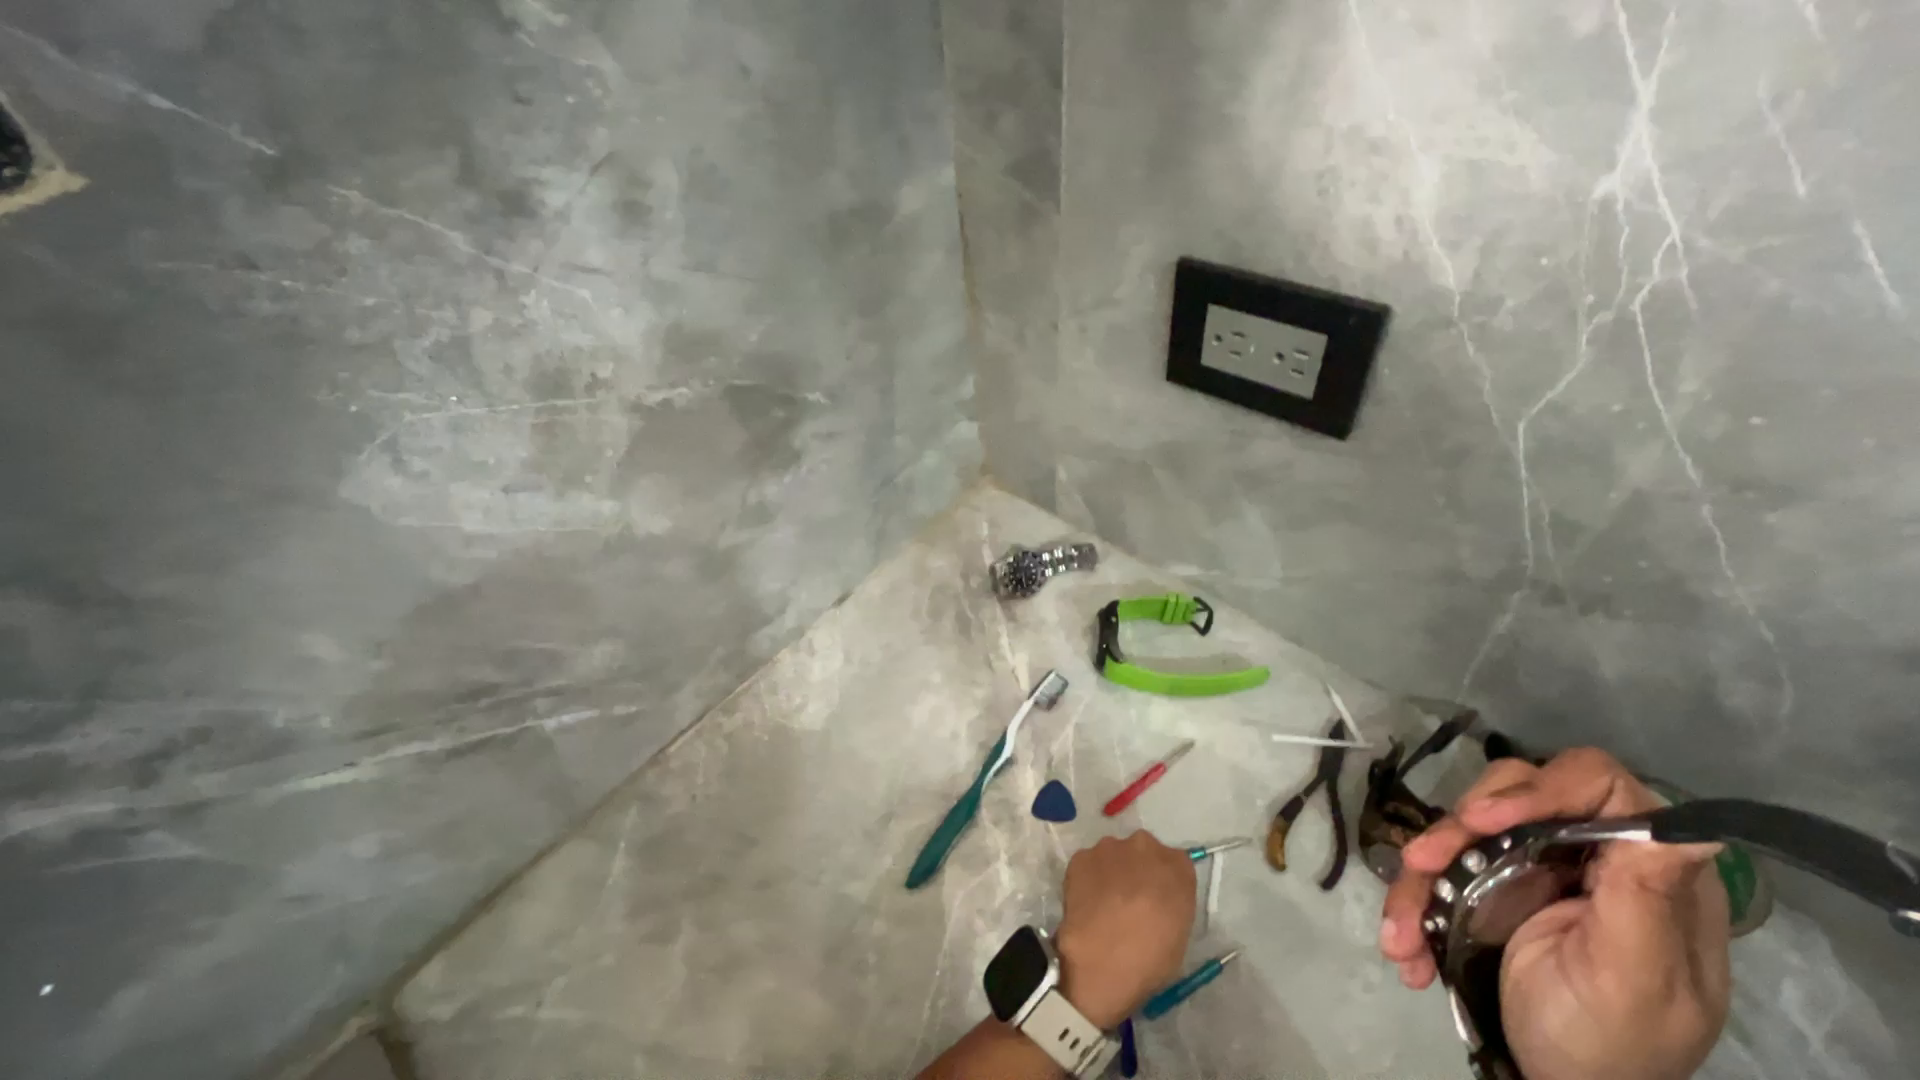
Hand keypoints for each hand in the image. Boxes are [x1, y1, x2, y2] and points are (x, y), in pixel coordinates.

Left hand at [1055, 831, 1196, 1028]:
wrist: (1104, 961)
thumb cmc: (1151, 958)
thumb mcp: (1180, 932)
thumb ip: (1172, 902)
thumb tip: (1157, 899)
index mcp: (1178, 866)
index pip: (1174, 864)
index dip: (1162, 882)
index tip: (1155, 900)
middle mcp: (1146, 846)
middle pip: (1143, 852)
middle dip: (1137, 870)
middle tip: (1129, 901)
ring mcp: (1110, 848)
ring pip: (1113, 856)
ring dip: (1111, 872)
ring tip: (1103, 904)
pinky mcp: (1081, 857)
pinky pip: (1088, 865)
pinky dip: (1087, 879)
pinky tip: (1086, 904)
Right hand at [1378, 748, 1731, 1079]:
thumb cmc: (1607, 1044)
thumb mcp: (1632, 981)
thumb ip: (1647, 902)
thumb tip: (1696, 827)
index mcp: (1646, 872)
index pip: (1600, 787)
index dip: (1540, 788)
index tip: (1482, 821)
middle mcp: (1589, 856)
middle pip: (1517, 794)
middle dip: (1460, 829)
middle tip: (1423, 863)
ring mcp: (1534, 868)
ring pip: (1466, 826)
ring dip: (1422, 871)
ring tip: (1402, 932)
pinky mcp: (1488, 886)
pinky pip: (1439, 867)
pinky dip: (1412, 902)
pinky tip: (1405, 946)